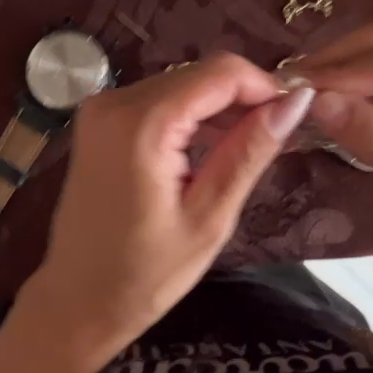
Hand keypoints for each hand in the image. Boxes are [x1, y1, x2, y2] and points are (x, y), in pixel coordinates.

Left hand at [19, 52, 314, 362]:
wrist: (77, 299)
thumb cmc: (145, 273)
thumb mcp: (209, 217)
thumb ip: (249, 151)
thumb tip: (295, 100)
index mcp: (141, 123)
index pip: (219, 72)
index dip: (263, 85)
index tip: (293, 115)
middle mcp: (114, 101)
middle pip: (197, 75)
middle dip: (240, 98)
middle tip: (271, 141)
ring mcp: (100, 108)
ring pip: (179, 85)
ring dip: (215, 109)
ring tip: (242, 153)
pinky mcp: (97, 121)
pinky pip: (156, 100)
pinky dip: (187, 117)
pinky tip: (205, 152)